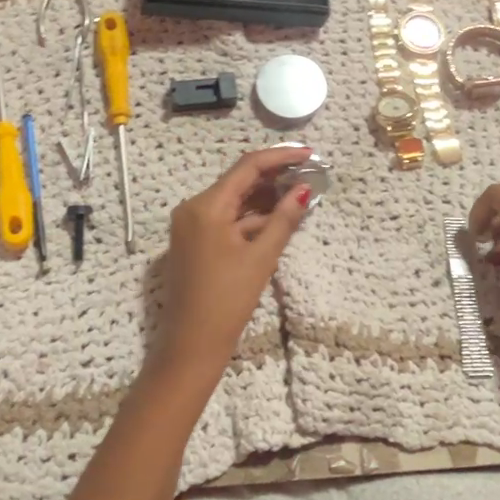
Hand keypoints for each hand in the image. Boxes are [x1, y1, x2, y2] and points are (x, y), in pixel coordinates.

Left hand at [150, 145, 313, 381]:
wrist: (190, 346)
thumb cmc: (226, 301)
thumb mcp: (261, 257)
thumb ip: (284, 219)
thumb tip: (305, 189)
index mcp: (205, 205)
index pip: (247, 167)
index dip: (280, 157)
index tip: (309, 154)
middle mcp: (193, 207)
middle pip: (238, 180)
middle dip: (274, 176)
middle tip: (309, 173)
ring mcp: (191, 225)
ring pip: (233, 200)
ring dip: (264, 197)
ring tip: (300, 193)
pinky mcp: (194, 241)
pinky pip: (225, 218)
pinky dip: (251, 217)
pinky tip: (277, 218)